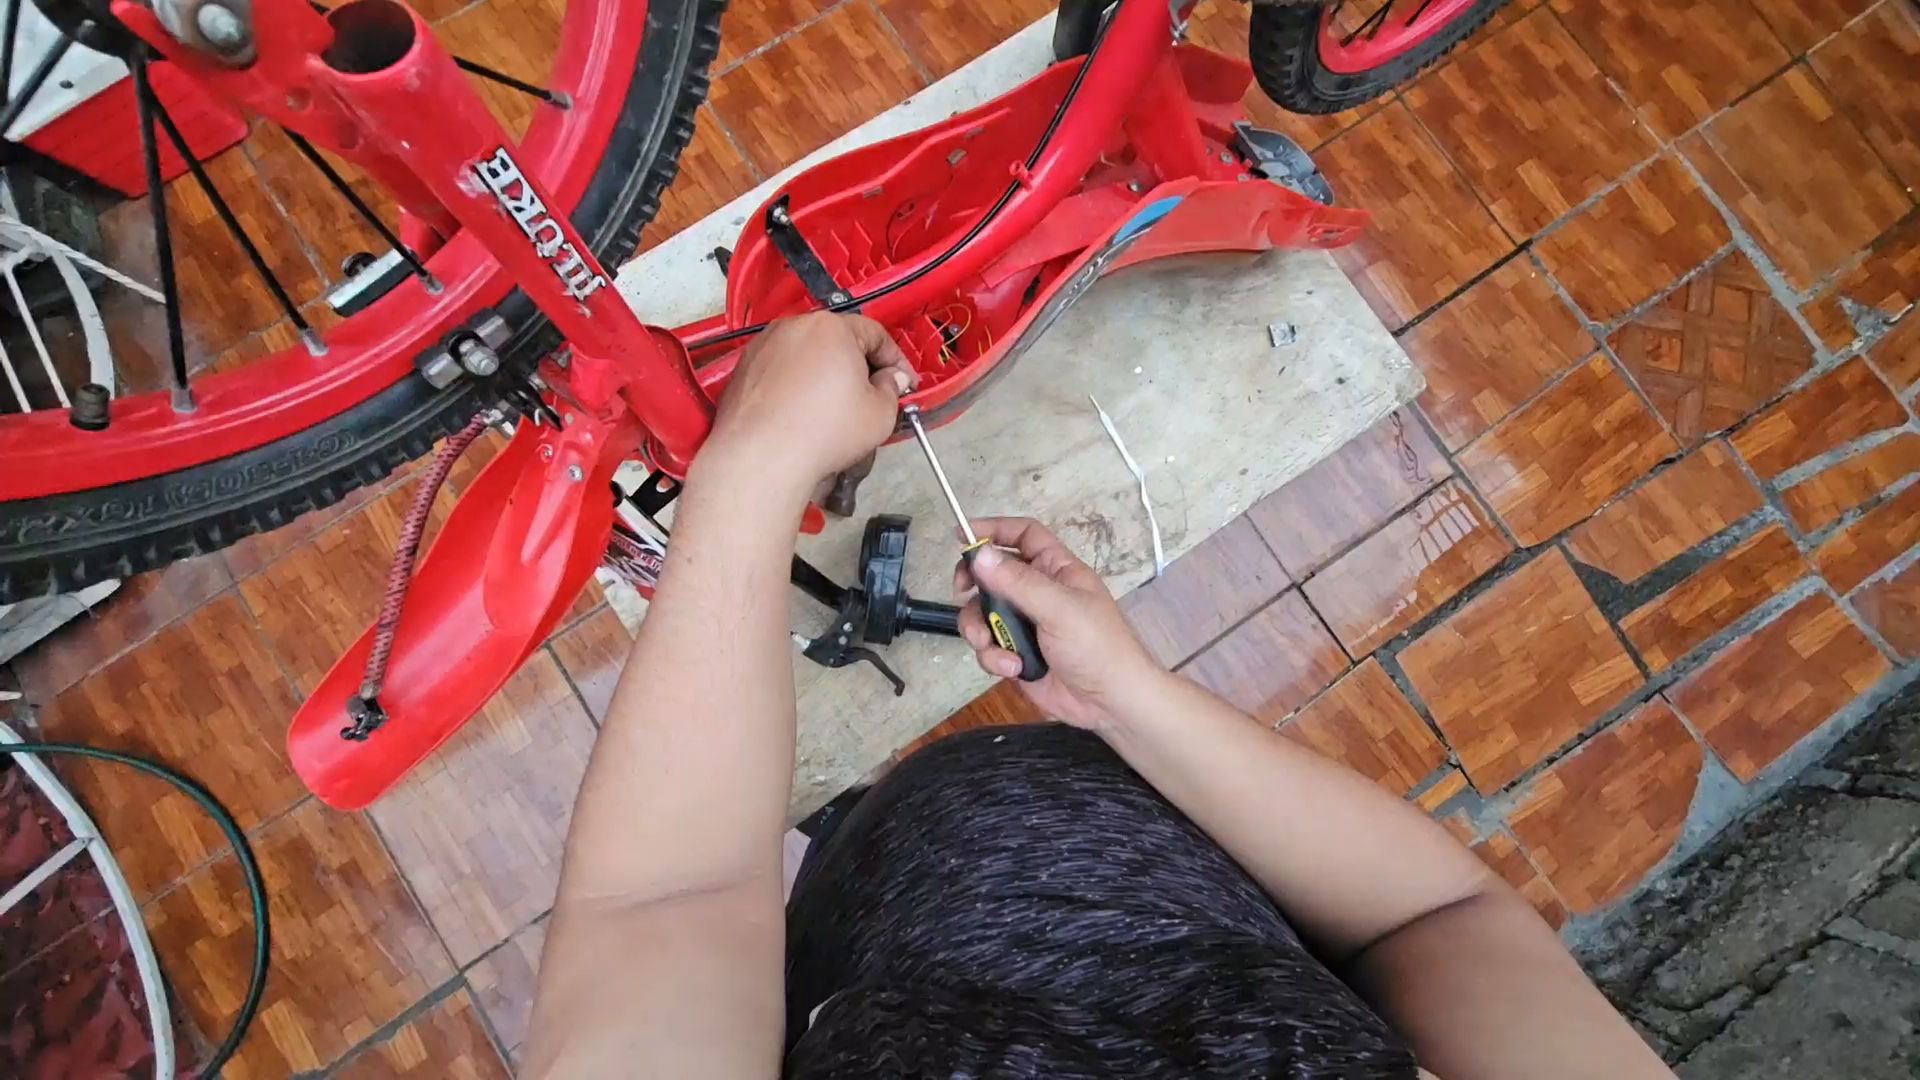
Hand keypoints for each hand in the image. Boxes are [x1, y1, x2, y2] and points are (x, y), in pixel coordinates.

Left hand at [705, 313, 918, 491]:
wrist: (763, 456)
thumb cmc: (820, 432)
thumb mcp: (880, 414)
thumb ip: (892, 389)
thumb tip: (891, 380)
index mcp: (832, 328)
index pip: (875, 334)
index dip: (895, 361)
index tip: (902, 381)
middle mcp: (794, 327)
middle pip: (839, 341)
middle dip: (860, 367)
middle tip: (874, 395)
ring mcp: (765, 347)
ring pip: (808, 355)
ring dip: (827, 376)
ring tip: (837, 410)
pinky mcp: (745, 369)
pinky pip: (782, 371)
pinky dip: (798, 386)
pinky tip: (806, 415)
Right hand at [954, 517, 1166, 732]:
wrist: (1110, 704)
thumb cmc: (1098, 648)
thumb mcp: (1060, 608)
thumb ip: (1018, 582)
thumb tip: (980, 554)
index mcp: (1057, 570)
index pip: (1023, 535)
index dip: (994, 529)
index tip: (962, 535)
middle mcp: (1038, 592)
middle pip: (992, 574)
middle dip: (974, 584)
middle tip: (961, 590)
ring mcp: (1025, 624)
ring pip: (983, 614)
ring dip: (981, 630)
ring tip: (992, 646)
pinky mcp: (1016, 653)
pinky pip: (988, 646)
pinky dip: (993, 657)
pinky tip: (1014, 669)